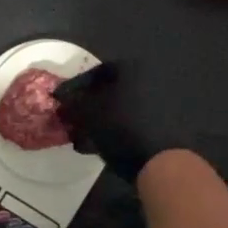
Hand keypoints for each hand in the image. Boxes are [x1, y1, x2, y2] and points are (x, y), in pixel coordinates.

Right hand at [53, 61, 187, 180]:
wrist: (160, 160)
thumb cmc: (121, 127)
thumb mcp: (87, 114)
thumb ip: (71, 103)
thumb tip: (61, 98)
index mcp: (132, 67)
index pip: (96, 71)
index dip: (75, 87)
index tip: (62, 102)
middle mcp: (150, 77)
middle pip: (111, 90)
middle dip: (89, 106)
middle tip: (72, 121)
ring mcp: (161, 101)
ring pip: (121, 107)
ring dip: (100, 120)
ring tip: (82, 137)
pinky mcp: (166, 123)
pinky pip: (133, 121)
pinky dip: (115, 130)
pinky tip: (100, 145)